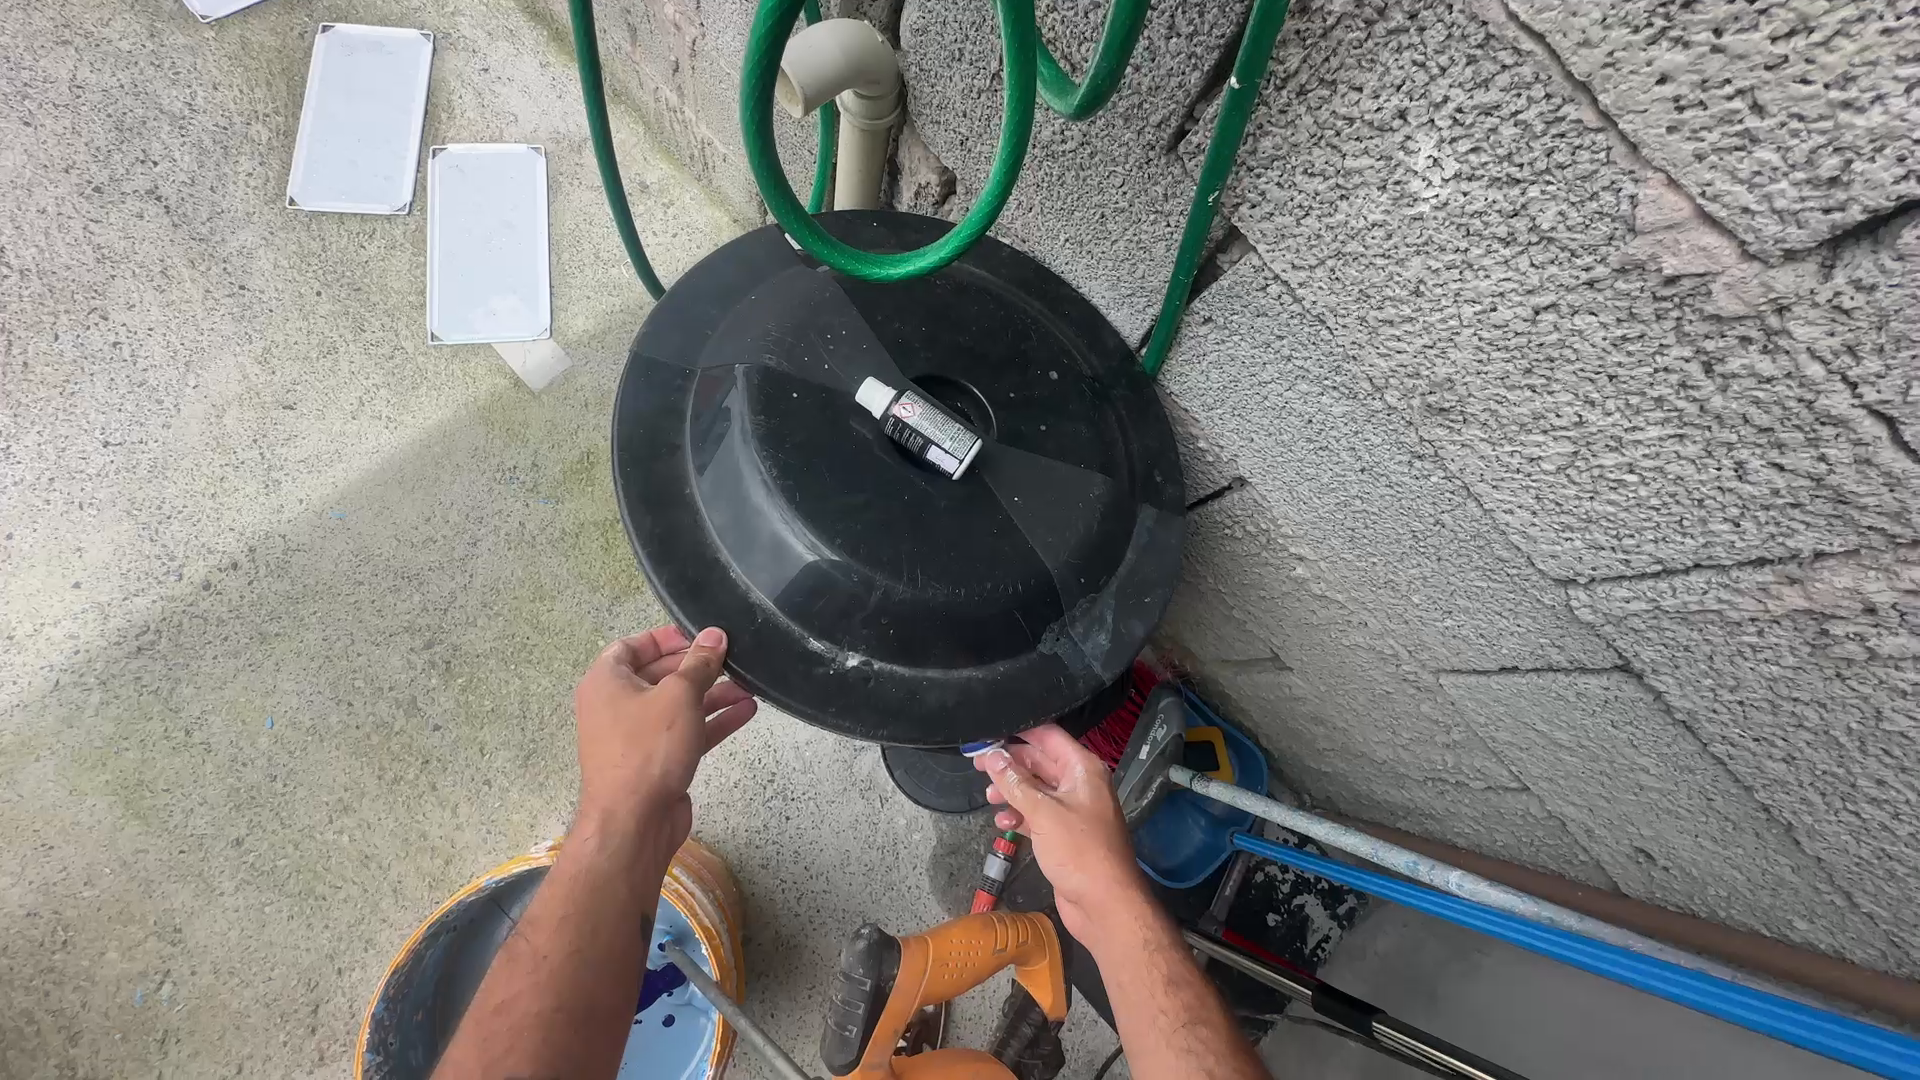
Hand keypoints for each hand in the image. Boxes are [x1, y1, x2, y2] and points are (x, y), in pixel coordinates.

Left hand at [572, 625, 756, 852]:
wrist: (634, 822)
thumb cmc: (648, 747)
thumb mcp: (679, 695)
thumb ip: (700, 663)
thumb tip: (714, 635)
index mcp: (607, 682)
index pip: (632, 646)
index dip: (666, 637)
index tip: (700, 635)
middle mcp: (617, 705)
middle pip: (660, 674)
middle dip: (699, 667)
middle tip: (734, 658)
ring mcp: (637, 735)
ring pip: (678, 704)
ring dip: (713, 694)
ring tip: (750, 685)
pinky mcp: (657, 760)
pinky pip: (687, 730)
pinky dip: (713, 720)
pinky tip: (747, 711)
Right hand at [975, 724, 1149, 942]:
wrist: (1105, 905)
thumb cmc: (1080, 851)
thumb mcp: (1043, 812)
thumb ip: (1015, 782)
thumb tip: (992, 756)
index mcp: (1083, 769)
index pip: (1048, 737)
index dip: (1019, 732)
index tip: (989, 733)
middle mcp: (1079, 784)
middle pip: (1039, 762)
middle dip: (1009, 764)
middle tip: (978, 764)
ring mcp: (1072, 810)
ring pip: (1036, 790)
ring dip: (1012, 791)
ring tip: (988, 796)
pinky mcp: (1063, 834)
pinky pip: (1037, 815)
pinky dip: (1020, 815)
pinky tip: (1003, 823)